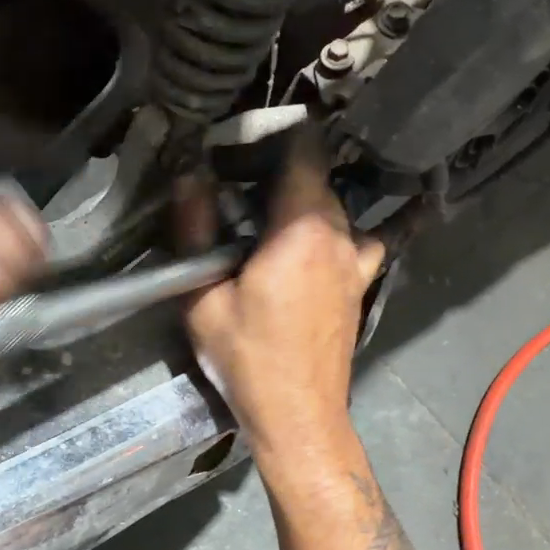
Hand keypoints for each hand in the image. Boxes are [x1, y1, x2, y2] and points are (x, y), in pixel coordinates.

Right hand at [180, 135, 385, 470]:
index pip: (303, 149)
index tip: (243, 139)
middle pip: (317, 177)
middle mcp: (341, 235)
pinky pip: (356, 240)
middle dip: (280, 172)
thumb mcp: (205, 300)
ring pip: (334, 208)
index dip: (274, 133)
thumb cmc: (249, 361)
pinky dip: (335, 232)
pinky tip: (315, 242)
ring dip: (303, 203)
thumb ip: (195, 231)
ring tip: (266, 217)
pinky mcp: (361, 284)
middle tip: (238, 185)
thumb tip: (188, 176)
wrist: (298, 416)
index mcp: (303, 228)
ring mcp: (358, 260)